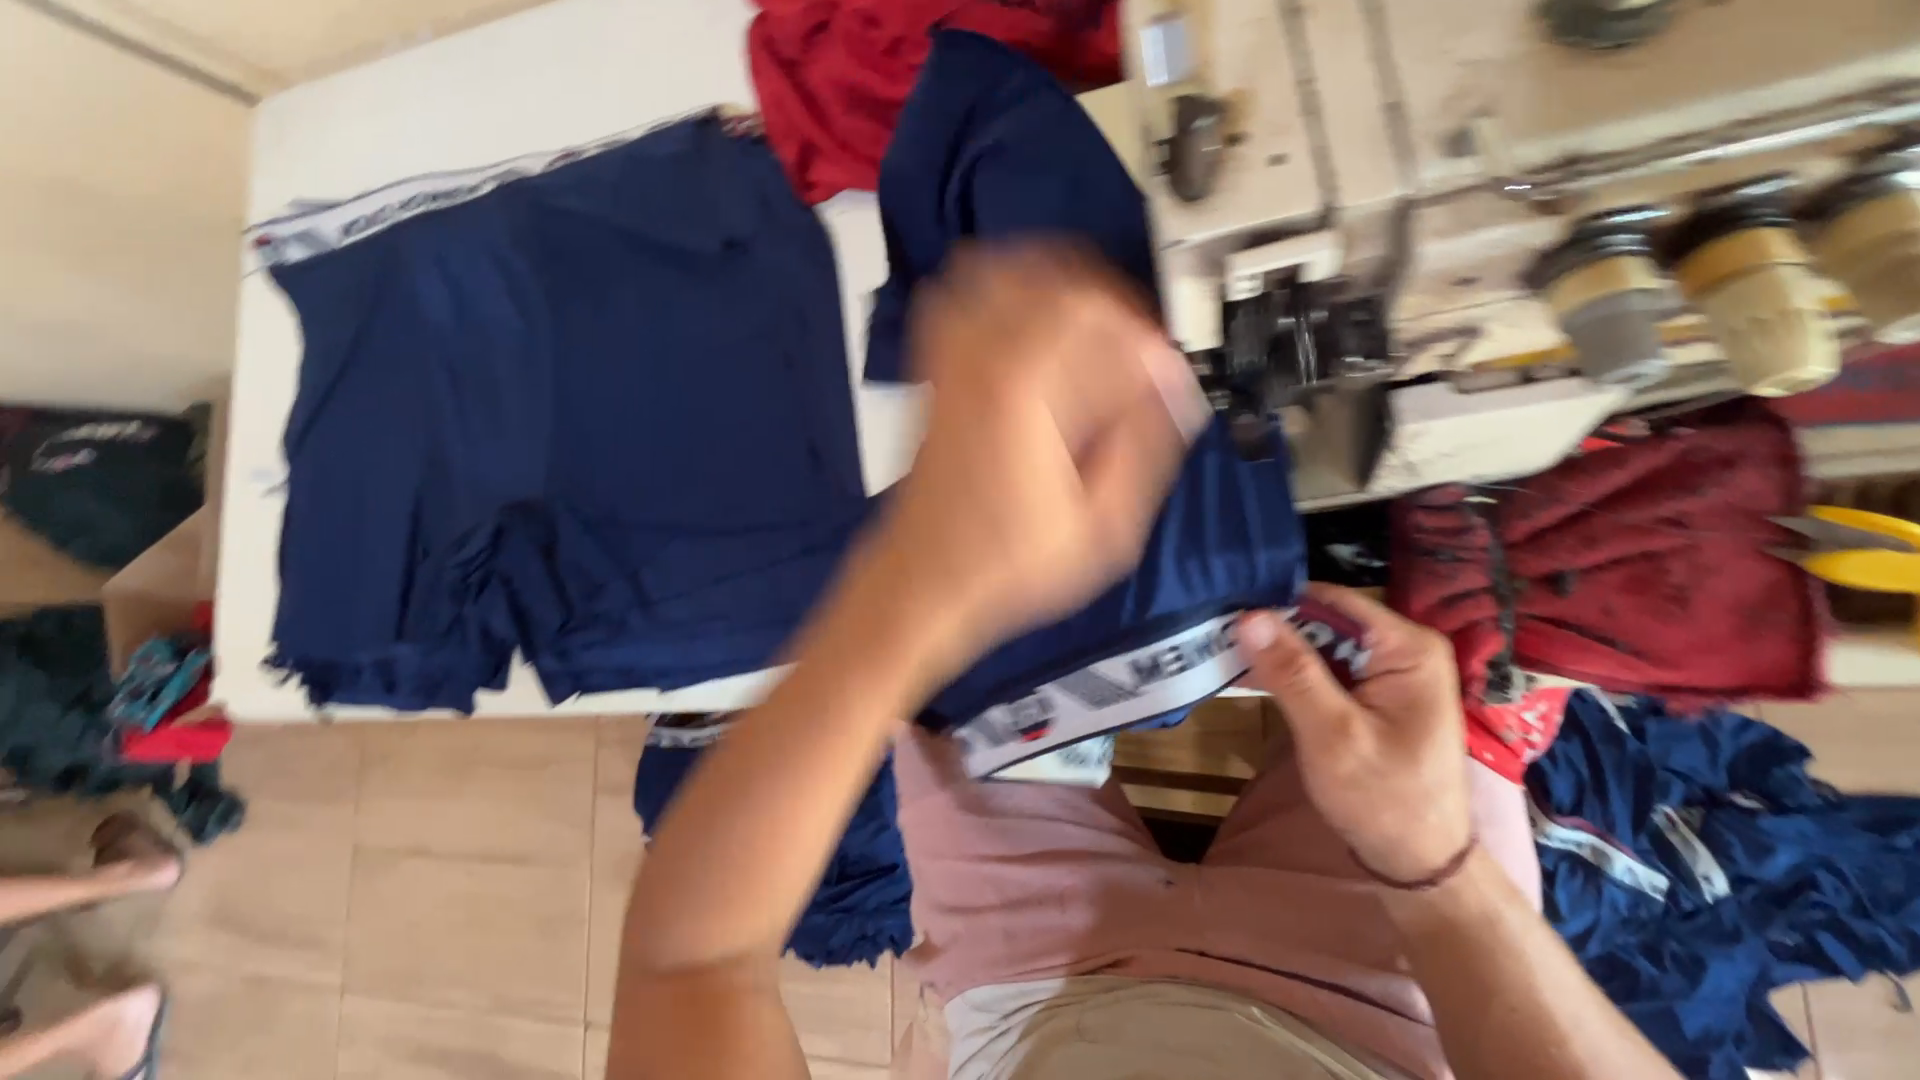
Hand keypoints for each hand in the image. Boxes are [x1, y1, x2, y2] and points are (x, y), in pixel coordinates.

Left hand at [871, 242, 1211, 657]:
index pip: (1095, 308)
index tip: (1160, 369)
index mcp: (1026, 390)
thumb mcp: (1102, 526)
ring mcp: (948, 364)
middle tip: (1131, 344)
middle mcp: (980, 362)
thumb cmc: (1004, 563)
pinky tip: (1022, 320)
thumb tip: (1172, 393)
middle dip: (1107, 303)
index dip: (1142, 332)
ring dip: (1054, 286)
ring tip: (1086, 324)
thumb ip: (1144, 447)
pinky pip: (953, 300)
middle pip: (1054, 278)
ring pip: (1000, 273)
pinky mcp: (933, 376)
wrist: (925, 578)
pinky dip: (993, 295)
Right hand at [1240, 585, 1473, 882]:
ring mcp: (1391, 671)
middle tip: (1215, 635)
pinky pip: (1327, 668)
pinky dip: (1292, 673)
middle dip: (1275, 629)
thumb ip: (1293, 672)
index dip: (1279, 604)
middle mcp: (1405, 648)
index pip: (1331, 601)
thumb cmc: (1383, 799)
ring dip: (1278, 652)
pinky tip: (1251, 677)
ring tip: (1221, 651)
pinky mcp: (1375, 693)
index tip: (1225, 611)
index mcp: (1408, 647)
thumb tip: (1249, 615)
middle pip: (1326, 620)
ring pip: (1321, 644)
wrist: (1419, 862)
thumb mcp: (1331, 734)